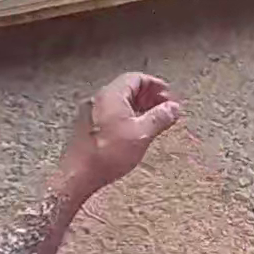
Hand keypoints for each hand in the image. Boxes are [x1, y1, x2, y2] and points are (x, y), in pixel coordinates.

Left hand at [54, 72, 182, 199]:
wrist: (79, 174)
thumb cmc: (108, 153)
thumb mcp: (142, 134)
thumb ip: (160, 117)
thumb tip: (173, 108)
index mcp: (111, 95)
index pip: (136, 78)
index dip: (155, 84)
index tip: (167, 94)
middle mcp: (98, 99)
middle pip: (127, 88)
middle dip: (148, 95)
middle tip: (163, 106)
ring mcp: (91, 112)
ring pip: (119, 101)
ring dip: (138, 106)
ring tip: (152, 119)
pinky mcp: (88, 126)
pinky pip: (110, 113)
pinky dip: (126, 116)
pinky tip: (134, 130)